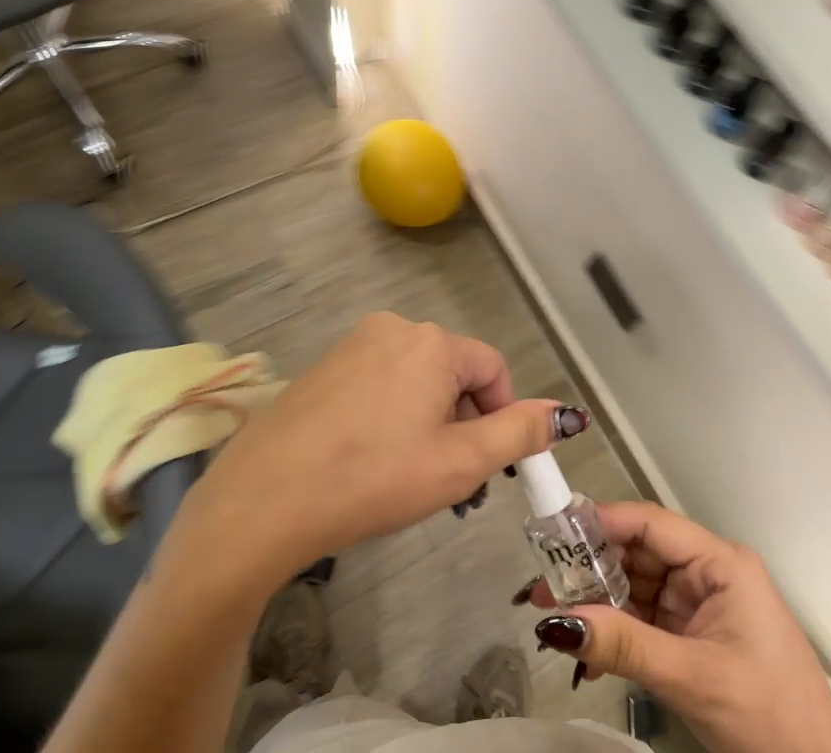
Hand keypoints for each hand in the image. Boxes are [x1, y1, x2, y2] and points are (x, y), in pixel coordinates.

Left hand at [173, 313, 590, 577]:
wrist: (264, 500)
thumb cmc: (374, 479)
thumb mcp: (460, 462)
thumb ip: (519, 433)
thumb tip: (566, 414)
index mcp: (431, 342)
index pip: (493, 369)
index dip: (504, 417)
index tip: (491, 468)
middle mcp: (392, 329)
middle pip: (453, 374)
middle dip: (464, 425)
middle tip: (451, 482)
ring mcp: (351, 347)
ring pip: (415, 382)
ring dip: (428, 425)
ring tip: (410, 478)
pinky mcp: (321, 370)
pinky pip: (378, 387)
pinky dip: (390, 419)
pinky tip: (370, 463)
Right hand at [521, 502, 830, 752]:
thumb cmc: (766, 712)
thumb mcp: (691, 676)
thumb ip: (624, 644)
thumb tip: (556, 622)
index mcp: (721, 564)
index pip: (652, 524)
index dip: (603, 522)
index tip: (553, 529)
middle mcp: (709, 574)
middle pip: (640, 553)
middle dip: (591, 566)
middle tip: (541, 582)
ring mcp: (701, 605)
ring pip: (637, 586)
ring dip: (597, 599)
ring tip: (549, 610)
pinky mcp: (693, 636)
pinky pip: (645, 619)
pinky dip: (614, 629)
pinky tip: (583, 642)